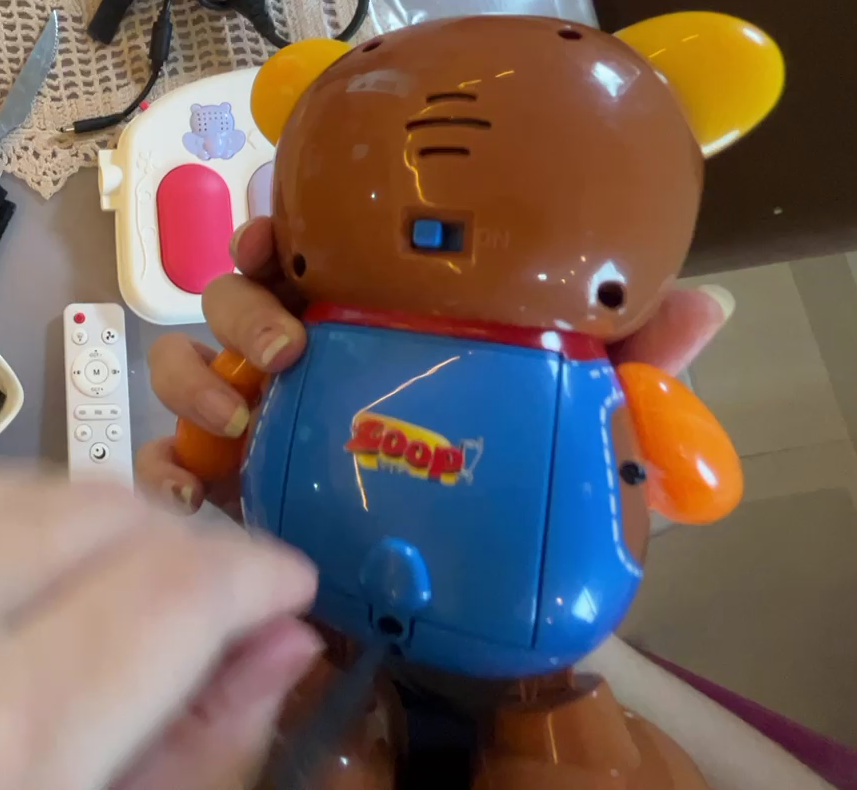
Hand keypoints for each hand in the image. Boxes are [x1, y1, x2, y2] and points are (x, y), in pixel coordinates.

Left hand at [0, 475, 320, 789]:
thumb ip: (188, 752)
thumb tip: (283, 639)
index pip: (171, 594)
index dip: (254, 575)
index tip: (291, 585)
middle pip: (114, 514)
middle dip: (189, 545)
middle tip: (215, 598)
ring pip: (52, 486)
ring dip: (113, 531)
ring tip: (124, 593)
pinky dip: (33, 527)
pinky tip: (27, 584)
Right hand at [137, 216, 734, 515]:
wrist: (452, 624)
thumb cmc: (496, 509)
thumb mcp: (566, 442)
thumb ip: (616, 377)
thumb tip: (694, 303)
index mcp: (351, 329)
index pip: (292, 257)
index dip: (269, 232)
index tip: (273, 238)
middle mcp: (286, 363)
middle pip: (226, 299)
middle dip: (239, 309)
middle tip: (286, 352)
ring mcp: (243, 421)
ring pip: (179, 363)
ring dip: (191, 379)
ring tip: (238, 420)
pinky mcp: (217, 485)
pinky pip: (162, 461)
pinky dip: (162, 469)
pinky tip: (192, 494)